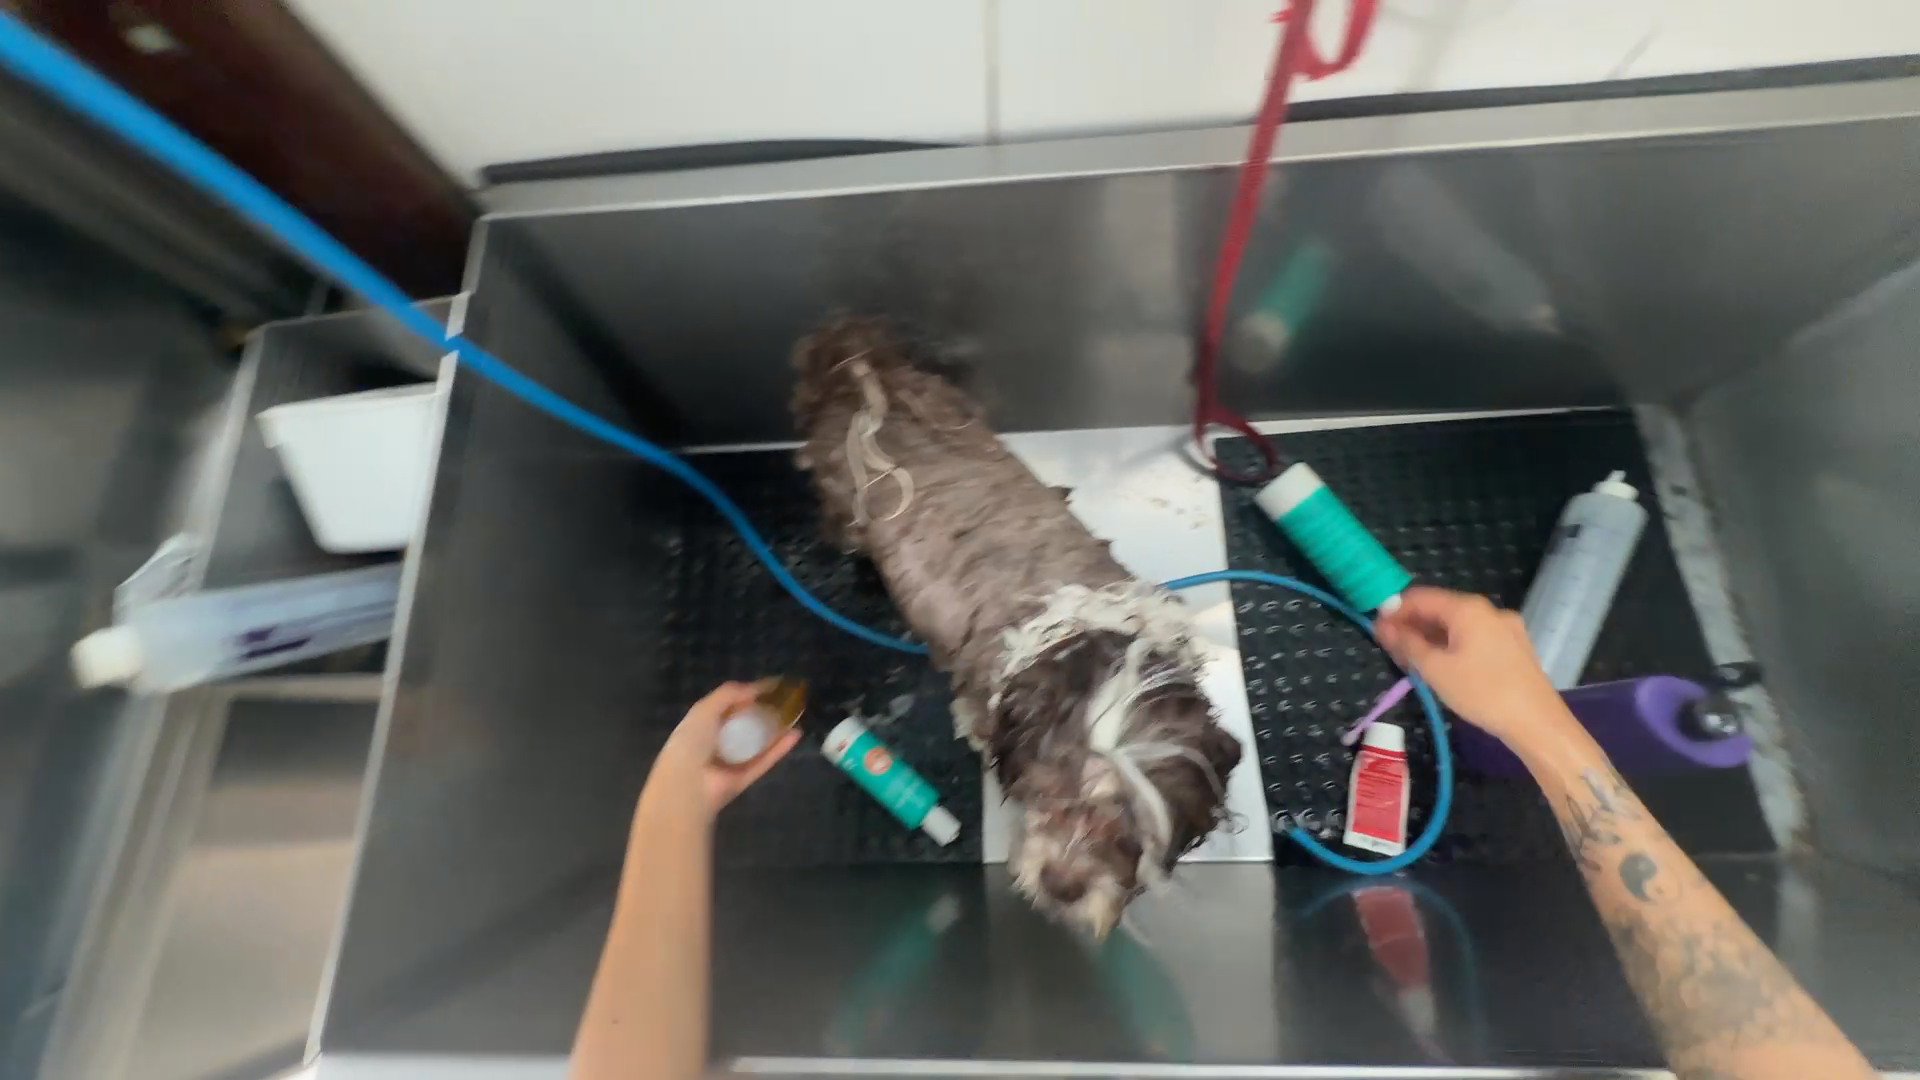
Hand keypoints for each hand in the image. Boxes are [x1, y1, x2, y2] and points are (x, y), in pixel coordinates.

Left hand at [660, 681, 800, 814]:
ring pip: (758, 743)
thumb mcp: (705, 709)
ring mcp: (732, 762)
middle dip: (764, 712)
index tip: (771, 685)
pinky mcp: (744, 777)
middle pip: (745, 724)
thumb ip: (730, 693)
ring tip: (795, 715)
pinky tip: (796, 733)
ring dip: (776, 730)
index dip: (748, 694)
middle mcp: (717, 743)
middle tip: (785, 701)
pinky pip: (765, 760)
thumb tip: (756, 688)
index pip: (728, 705)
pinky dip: (780, 748)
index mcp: (703, 725)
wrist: (688, 785)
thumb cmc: (691, 742)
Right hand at [1374, 587, 1567, 746]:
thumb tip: (1382, 626)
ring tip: (1410, 659)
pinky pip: (1472, 636)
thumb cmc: (1482, 692)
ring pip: (1455, 625)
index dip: (1393, 611)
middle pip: (1439, 609)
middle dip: (1411, 625)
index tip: (1375, 629)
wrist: (1539, 725)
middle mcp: (1488, 611)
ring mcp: (1505, 628)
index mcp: (1468, 609)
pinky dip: (1450, 645)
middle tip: (1389, 646)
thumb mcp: (1434, 668)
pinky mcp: (1513, 647)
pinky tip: (1438, 664)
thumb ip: (1405, 643)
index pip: (1420, 598)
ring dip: (1429, 637)